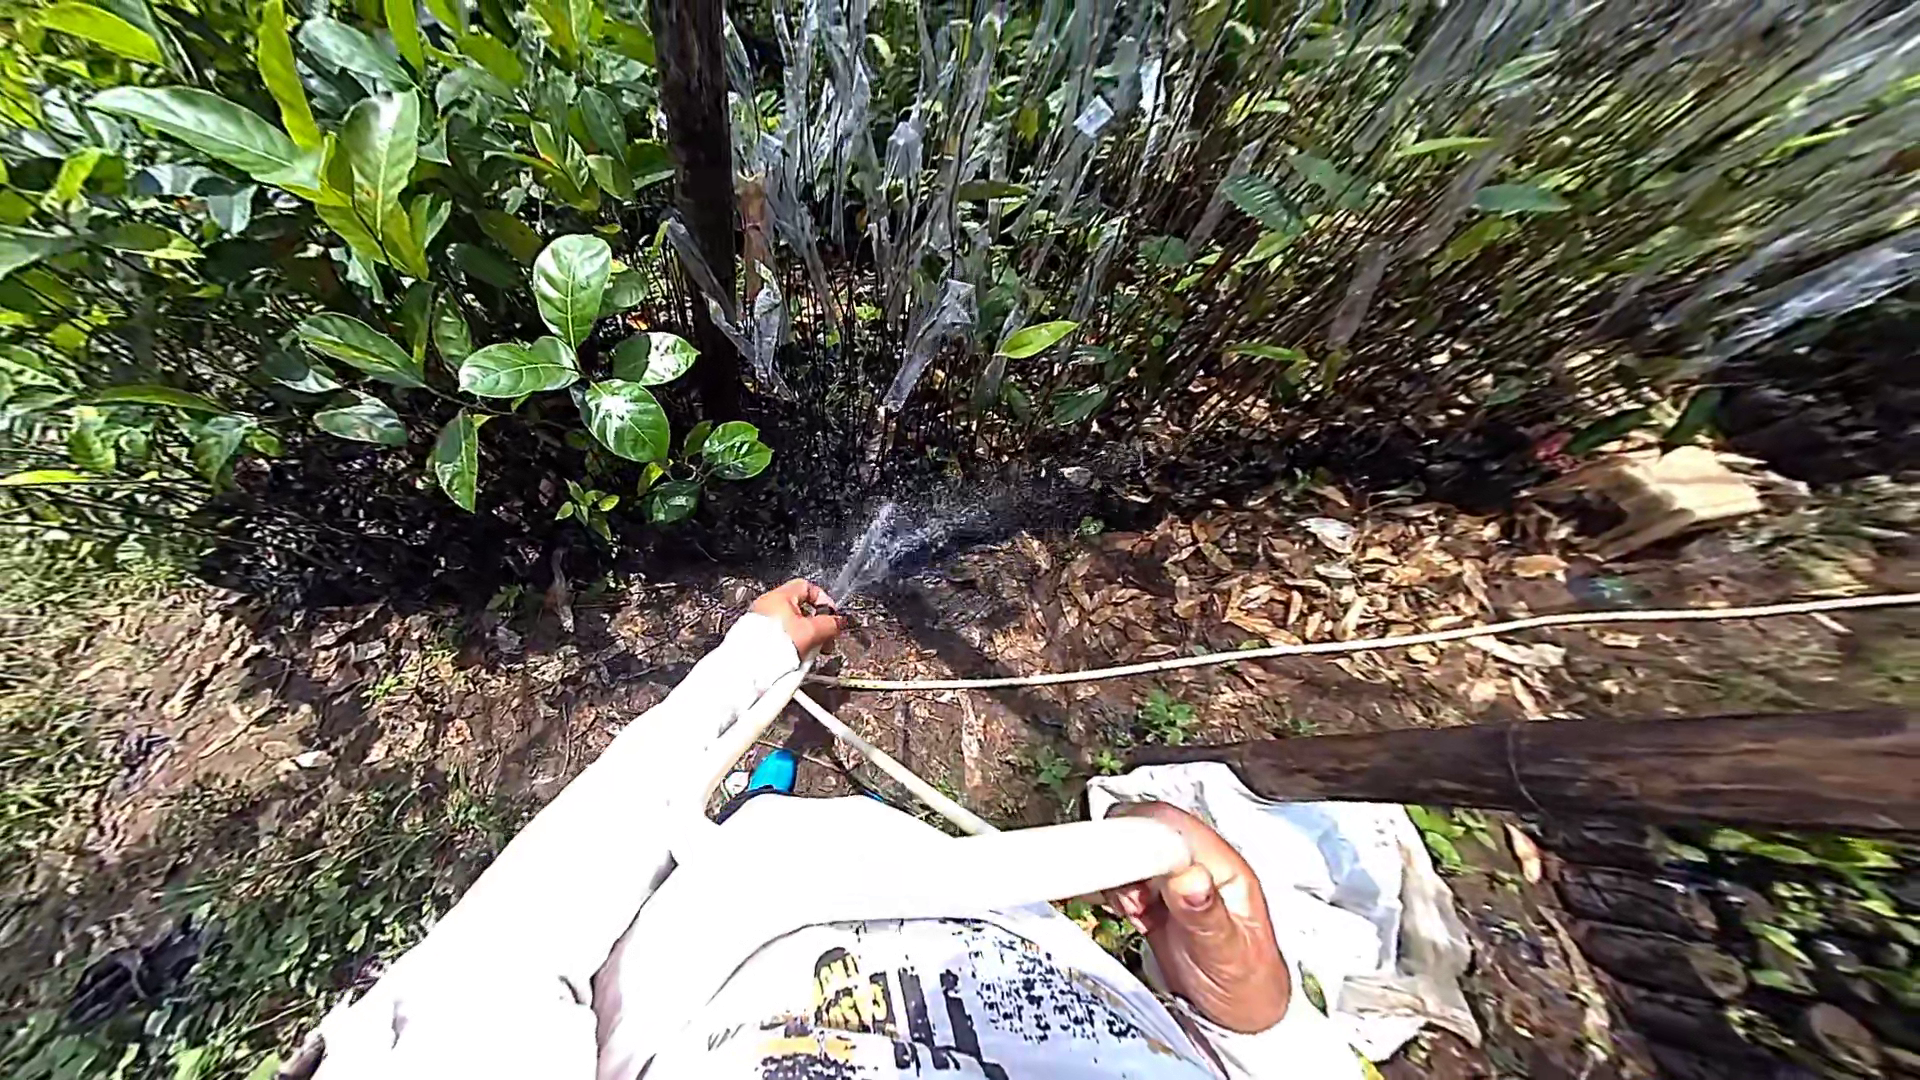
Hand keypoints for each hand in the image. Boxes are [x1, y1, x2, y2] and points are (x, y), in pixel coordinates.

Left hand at [750, 578, 845, 655]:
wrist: (750, 671)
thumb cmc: (775, 646)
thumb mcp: (812, 632)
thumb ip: (830, 624)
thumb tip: (838, 622)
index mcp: (779, 597)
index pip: (807, 587)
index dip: (823, 600)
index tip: (831, 616)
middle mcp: (766, 607)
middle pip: (800, 610)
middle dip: (816, 626)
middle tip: (824, 640)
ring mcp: (760, 624)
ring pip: (791, 627)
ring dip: (805, 638)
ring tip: (810, 654)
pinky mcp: (756, 641)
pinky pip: (781, 639)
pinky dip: (791, 647)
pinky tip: (796, 660)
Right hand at [1104, 801, 1291, 1032]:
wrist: (1238, 1014)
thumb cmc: (1248, 986)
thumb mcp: (1230, 956)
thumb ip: (1207, 916)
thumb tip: (1190, 876)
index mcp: (1221, 863)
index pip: (1171, 824)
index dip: (1141, 836)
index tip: (1124, 865)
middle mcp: (1195, 859)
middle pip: (1143, 825)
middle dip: (1123, 854)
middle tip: (1128, 892)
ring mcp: (1172, 872)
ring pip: (1127, 844)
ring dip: (1118, 873)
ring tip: (1134, 908)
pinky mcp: (1154, 889)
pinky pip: (1121, 871)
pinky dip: (1114, 888)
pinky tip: (1131, 912)